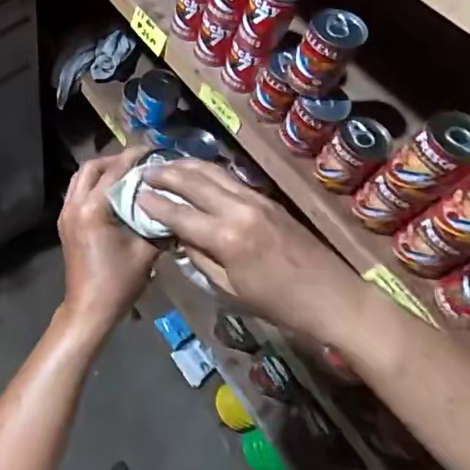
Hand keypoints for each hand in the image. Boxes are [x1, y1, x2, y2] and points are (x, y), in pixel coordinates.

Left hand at [57, 150, 159, 329]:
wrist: (89, 307)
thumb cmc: (118, 281)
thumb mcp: (146, 251)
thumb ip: (159, 222)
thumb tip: (172, 203)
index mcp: (92, 208)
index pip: (113, 171)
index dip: (133, 157)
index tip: (152, 150)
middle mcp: (74, 205)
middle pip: (90, 168)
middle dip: (114, 160)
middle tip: (139, 161)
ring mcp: (65, 213)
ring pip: (80, 178)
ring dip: (102, 171)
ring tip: (127, 173)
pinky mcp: (65, 223)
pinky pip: (77, 192)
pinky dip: (93, 185)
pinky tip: (114, 192)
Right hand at [136, 159, 372, 342]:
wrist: (335, 298)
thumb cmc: (279, 304)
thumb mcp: (230, 288)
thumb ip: (200, 257)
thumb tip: (178, 236)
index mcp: (227, 237)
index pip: (179, 213)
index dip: (153, 203)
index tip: (134, 195)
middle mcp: (239, 210)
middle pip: (193, 182)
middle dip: (165, 174)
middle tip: (143, 171)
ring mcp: (256, 200)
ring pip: (212, 173)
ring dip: (185, 166)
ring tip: (164, 165)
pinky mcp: (267, 199)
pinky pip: (229, 179)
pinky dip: (207, 172)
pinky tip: (195, 174)